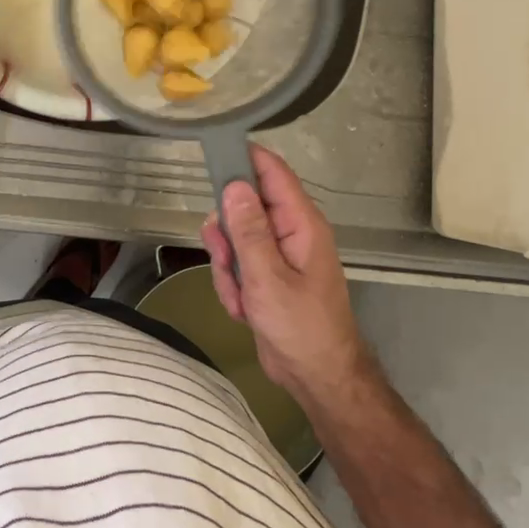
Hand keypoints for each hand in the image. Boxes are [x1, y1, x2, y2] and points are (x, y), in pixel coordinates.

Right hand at [199, 145, 370, 401]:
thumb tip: (235, 186)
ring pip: (233, 240)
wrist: (316, 375)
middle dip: (226, 236)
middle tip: (228, 261)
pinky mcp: (266, 276)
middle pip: (242, 208)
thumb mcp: (268, 278)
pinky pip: (235, 266)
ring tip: (243, 296)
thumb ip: (249, 231)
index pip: (273, 173)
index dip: (244, 158)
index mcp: (301, 224)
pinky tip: (246, 309)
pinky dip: (233, 287)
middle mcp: (289, 233)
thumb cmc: (301, 326)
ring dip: (228, 268)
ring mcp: (277, 255)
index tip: (212, 153)